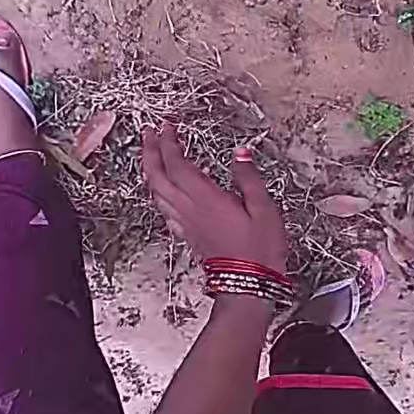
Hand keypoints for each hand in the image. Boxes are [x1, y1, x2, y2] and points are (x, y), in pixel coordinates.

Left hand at [140, 124, 288, 274]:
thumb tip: (241, 153)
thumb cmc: (259, 250)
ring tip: (150, 153)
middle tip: (149, 133)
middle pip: (158, 176)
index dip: (168, 143)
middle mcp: (189, 209)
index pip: (177, 165)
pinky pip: (163, 208)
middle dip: (150, 151)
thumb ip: (249, 178)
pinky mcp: (187, 234)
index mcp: (205, 199)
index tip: (167, 126)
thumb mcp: (264, 209)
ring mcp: (185, 223)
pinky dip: (157, 191)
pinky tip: (161, 189)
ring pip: (156, 192)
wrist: (247, 287)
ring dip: (150, 169)